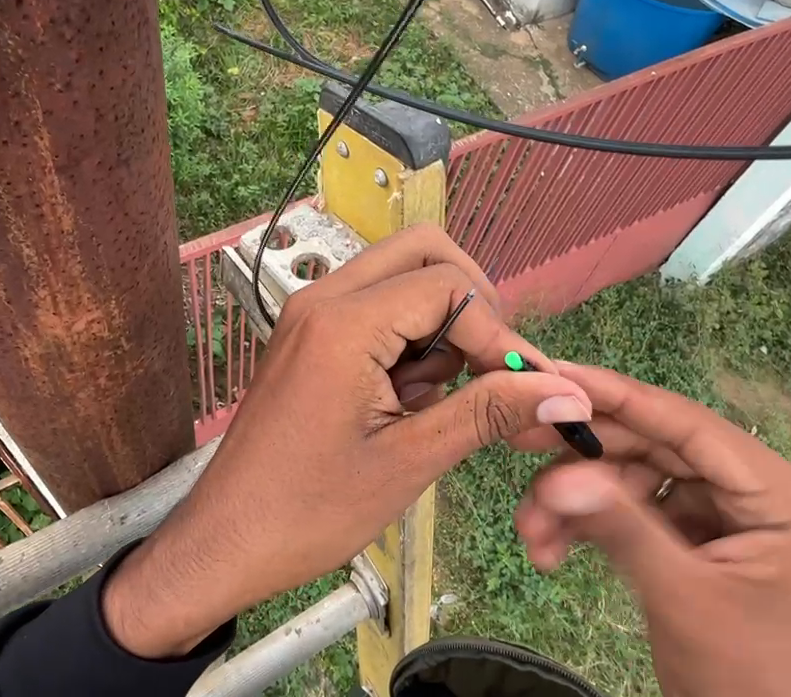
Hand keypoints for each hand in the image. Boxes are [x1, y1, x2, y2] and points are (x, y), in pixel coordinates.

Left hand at [102, 225, 591, 657]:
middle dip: (472, 300)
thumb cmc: (309, 511)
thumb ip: (487, 411)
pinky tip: (407, 397)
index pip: (449, 286)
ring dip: (438, 320)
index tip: (531, 385)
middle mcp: (323, 298)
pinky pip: (375, 303)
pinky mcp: (309, 333)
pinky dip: (408, 334)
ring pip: (399, 274)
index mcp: (344, 322)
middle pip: (422, 251)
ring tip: (434, 397)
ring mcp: (311, 311)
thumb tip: (564, 391)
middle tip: (490, 365)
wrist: (226, 539)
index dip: (500, 332)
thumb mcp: (409, 461)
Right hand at [511, 363, 790, 696]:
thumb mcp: (682, 600)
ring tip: (530, 532)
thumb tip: (557, 474)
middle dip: (587, 462)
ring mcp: (740, 523)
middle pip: (660, 450)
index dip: (617, 396)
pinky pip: (649, 516)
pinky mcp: (714, 547)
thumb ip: (619, 525)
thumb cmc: (751, 686)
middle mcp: (767, 496)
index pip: (689, 425)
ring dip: (584, 502)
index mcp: (788, 498)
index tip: (554, 372)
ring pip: (644, 482)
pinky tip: (554, 549)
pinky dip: (602, 529)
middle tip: (518, 447)